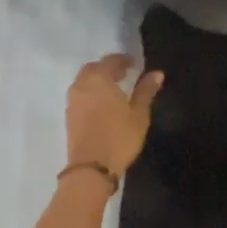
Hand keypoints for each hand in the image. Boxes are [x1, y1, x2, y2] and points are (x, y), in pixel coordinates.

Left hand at [66, 54, 162, 178]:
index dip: (123, 60)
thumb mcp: (139, 115)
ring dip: (98, 80)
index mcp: (100, 79)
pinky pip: (80, 94)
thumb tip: (156, 73)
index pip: (111, 61)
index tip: (135, 65)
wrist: (91, 167)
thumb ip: (145, 91)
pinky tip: (102, 103)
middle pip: (94, 68)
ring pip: (84, 81)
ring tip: (113, 89)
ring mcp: (73, 100)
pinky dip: (91, 93)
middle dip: (108, 68)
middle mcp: (82, 84)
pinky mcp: (69, 114)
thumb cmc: (119, 138)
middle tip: (123, 75)